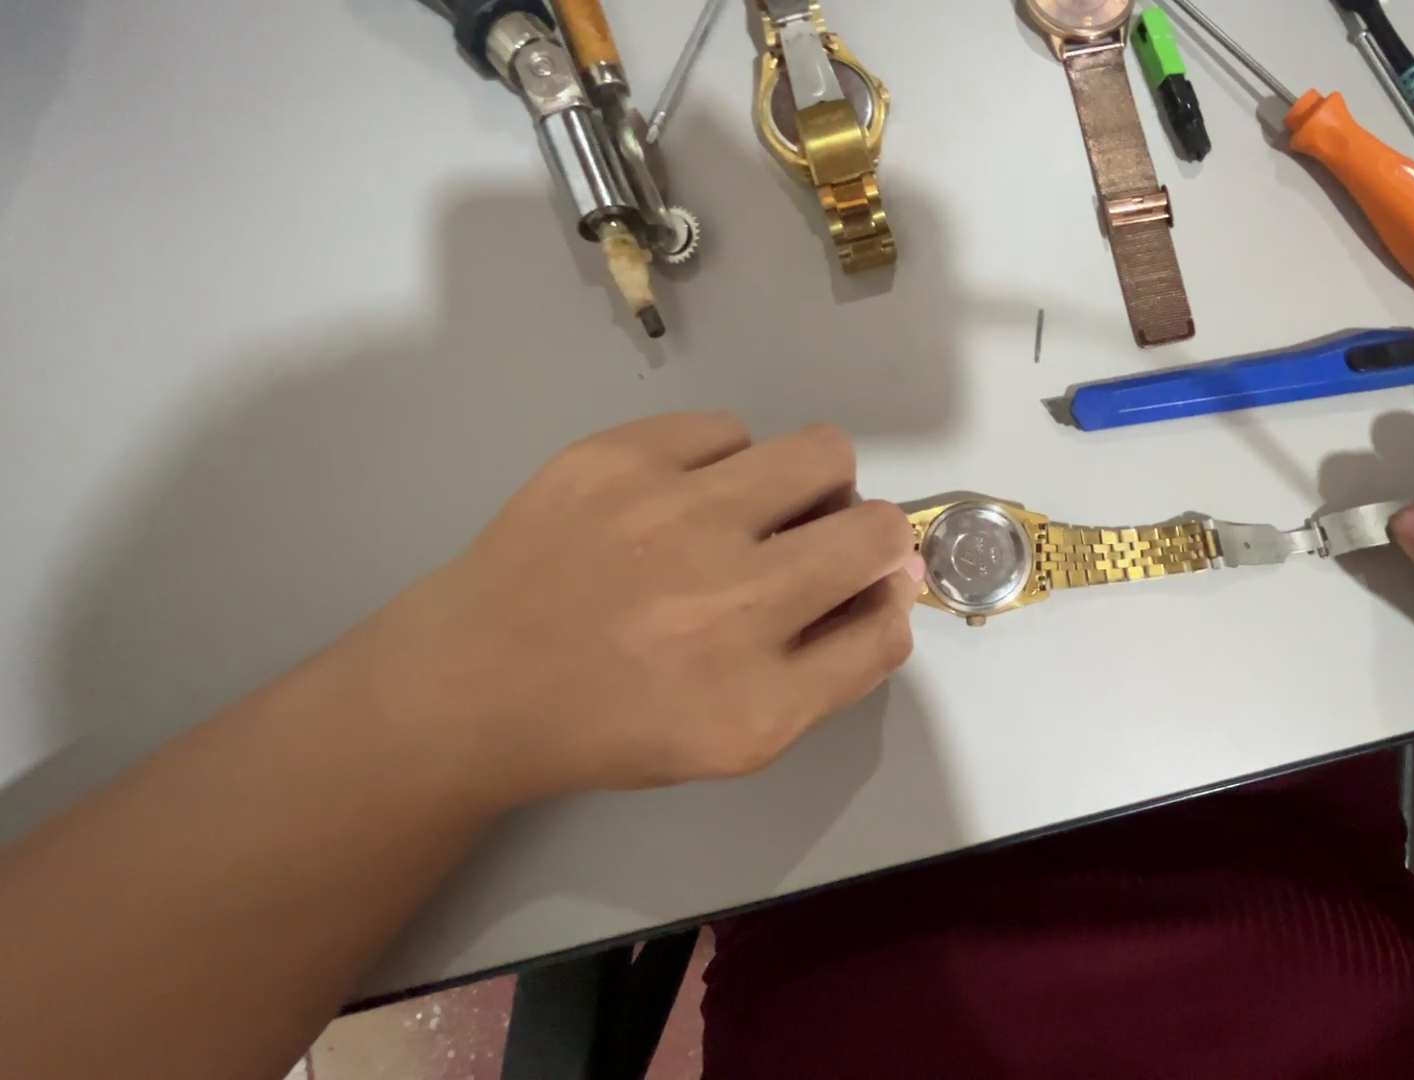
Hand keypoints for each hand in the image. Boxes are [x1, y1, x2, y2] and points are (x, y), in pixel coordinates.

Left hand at [348, 413, 923, 803]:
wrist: (470, 683)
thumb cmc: (618, 720)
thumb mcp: (741, 735)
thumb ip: (839, 666)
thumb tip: (896, 574)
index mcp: (755, 696)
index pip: (890, 624)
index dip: (888, 600)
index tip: (857, 592)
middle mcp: (726, 602)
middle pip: (880, 527)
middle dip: (869, 535)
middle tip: (810, 548)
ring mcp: (668, 515)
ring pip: (822, 452)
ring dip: (809, 487)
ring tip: (750, 515)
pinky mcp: (613, 456)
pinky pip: (730, 428)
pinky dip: (728, 463)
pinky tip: (682, 498)